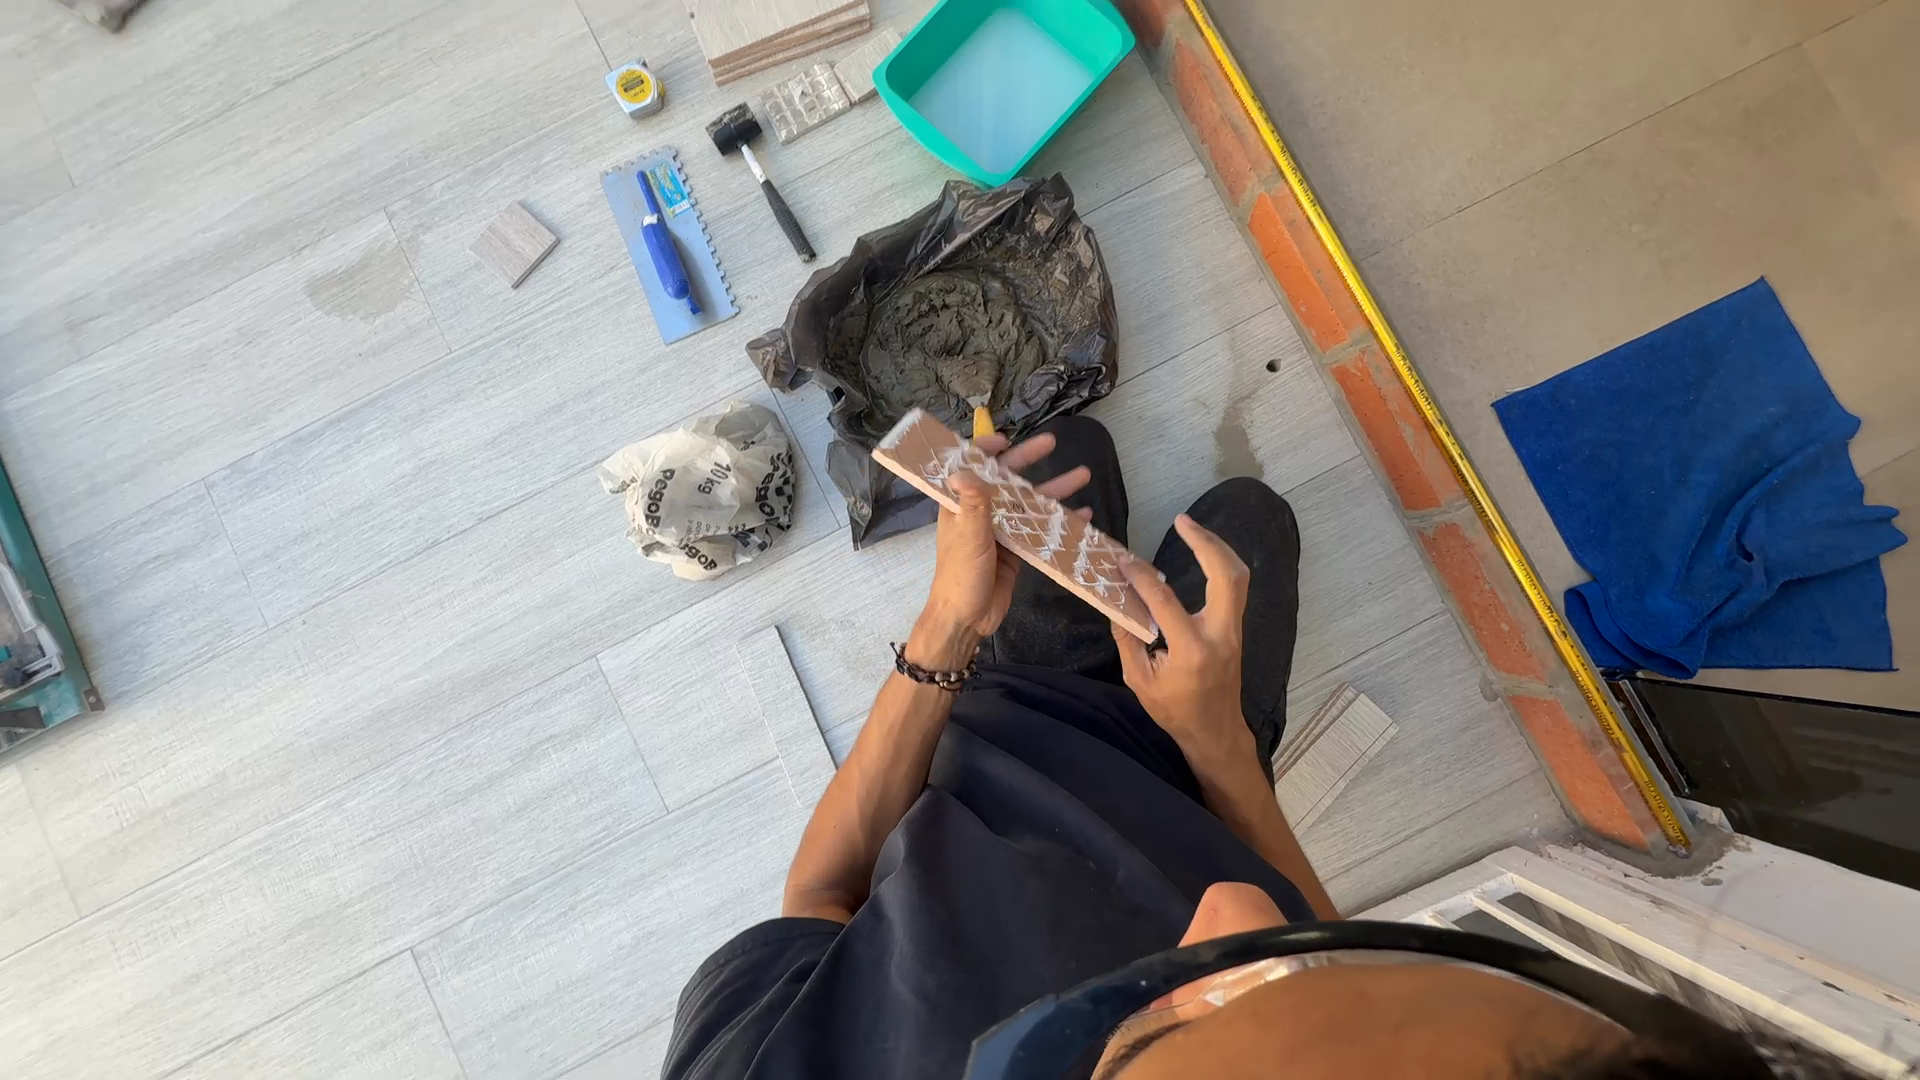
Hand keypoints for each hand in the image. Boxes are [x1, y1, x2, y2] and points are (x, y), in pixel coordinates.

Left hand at [914, 432, 1090, 663]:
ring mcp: (1001, 531)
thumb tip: (965, 470)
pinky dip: (1061, 521)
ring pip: (1030, 502)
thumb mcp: (968, 535)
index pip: (971, 467)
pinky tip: (1083, 514)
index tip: (1006, 439)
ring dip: (1055, 488)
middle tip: (1053, 441)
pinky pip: (1041, 529)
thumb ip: (972, 503)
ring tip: (1083, 475)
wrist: (967, 618)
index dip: (986, 450)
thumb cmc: (960, 575)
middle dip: (1029, 459)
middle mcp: (981, 512)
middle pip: (1007, 478)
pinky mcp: (1017, 550)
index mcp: (960, 505)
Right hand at [1112, 515, 1252, 769]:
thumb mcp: (1139, 680)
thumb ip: (1128, 638)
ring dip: (1218, 548)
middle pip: (1227, 575)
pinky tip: (1204, 552)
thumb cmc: (1175, 711)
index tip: (1124, 561)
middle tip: (1182, 521)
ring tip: (1192, 528)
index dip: (1141, 577)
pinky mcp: (1235, 628)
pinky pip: (1235, 587)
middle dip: (1206, 543)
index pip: (1165, 601)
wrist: (1215, 732)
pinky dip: (1220, 563)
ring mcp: (1233, 629)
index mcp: (1192, 650)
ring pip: (1238, 576)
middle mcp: (1220, 634)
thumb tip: (1117, 600)